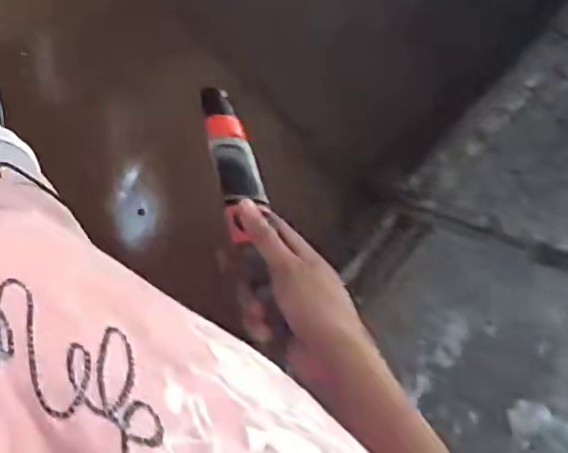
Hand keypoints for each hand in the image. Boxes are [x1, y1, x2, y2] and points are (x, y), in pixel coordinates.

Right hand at [231, 200, 385, 392]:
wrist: (336, 365)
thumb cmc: (314, 308)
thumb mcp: (287, 266)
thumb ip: (263, 236)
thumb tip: (245, 202)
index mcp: (305, 259)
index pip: (276, 229)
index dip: (254, 222)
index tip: (231, 221)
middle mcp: (297, 279)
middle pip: (258, 261)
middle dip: (244, 270)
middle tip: (232, 269)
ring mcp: (290, 305)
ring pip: (254, 290)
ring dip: (250, 301)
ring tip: (258, 313)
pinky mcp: (282, 329)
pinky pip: (258, 316)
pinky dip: (258, 323)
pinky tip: (265, 331)